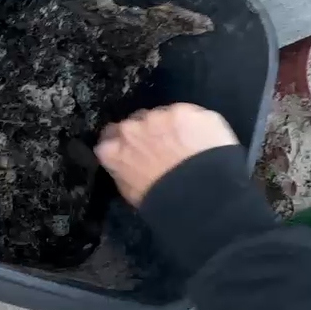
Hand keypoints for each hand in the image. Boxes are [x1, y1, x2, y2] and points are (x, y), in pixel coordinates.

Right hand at [95, 104, 238, 206]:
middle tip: (159, 146)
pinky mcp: (184, 110)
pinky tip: (202, 138)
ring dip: (168, 125)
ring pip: (160, 114)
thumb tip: (124, 164)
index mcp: (111, 150)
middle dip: (144, 131)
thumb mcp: (128, 190)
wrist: (196, 189)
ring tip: (185, 143)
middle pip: (134, 122)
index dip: (120, 142)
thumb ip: (121, 169)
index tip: (130, 149)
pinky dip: (192, 123)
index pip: (107, 138)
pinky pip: (186, 114)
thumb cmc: (159, 198)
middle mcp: (129, 128)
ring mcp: (157, 116)